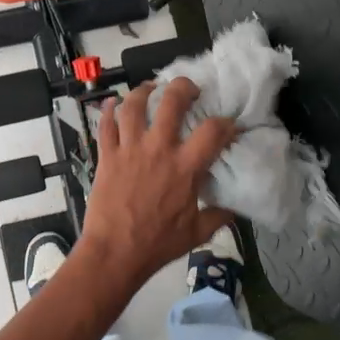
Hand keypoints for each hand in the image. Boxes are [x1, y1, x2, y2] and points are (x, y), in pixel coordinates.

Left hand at [76, 79, 236, 287]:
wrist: (115, 252)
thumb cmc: (158, 244)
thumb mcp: (197, 233)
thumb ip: (218, 216)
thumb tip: (234, 208)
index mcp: (184, 167)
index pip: (213, 131)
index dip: (226, 122)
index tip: (229, 123)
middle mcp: (158, 149)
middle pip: (171, 103)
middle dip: (182, 87)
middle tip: (188, 88)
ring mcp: (129, 149)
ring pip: (133, 105)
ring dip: (142, 91)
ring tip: (150, 88)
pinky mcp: (106, 155)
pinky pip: (105, 124)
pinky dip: (108, 109)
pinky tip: (113, 101)